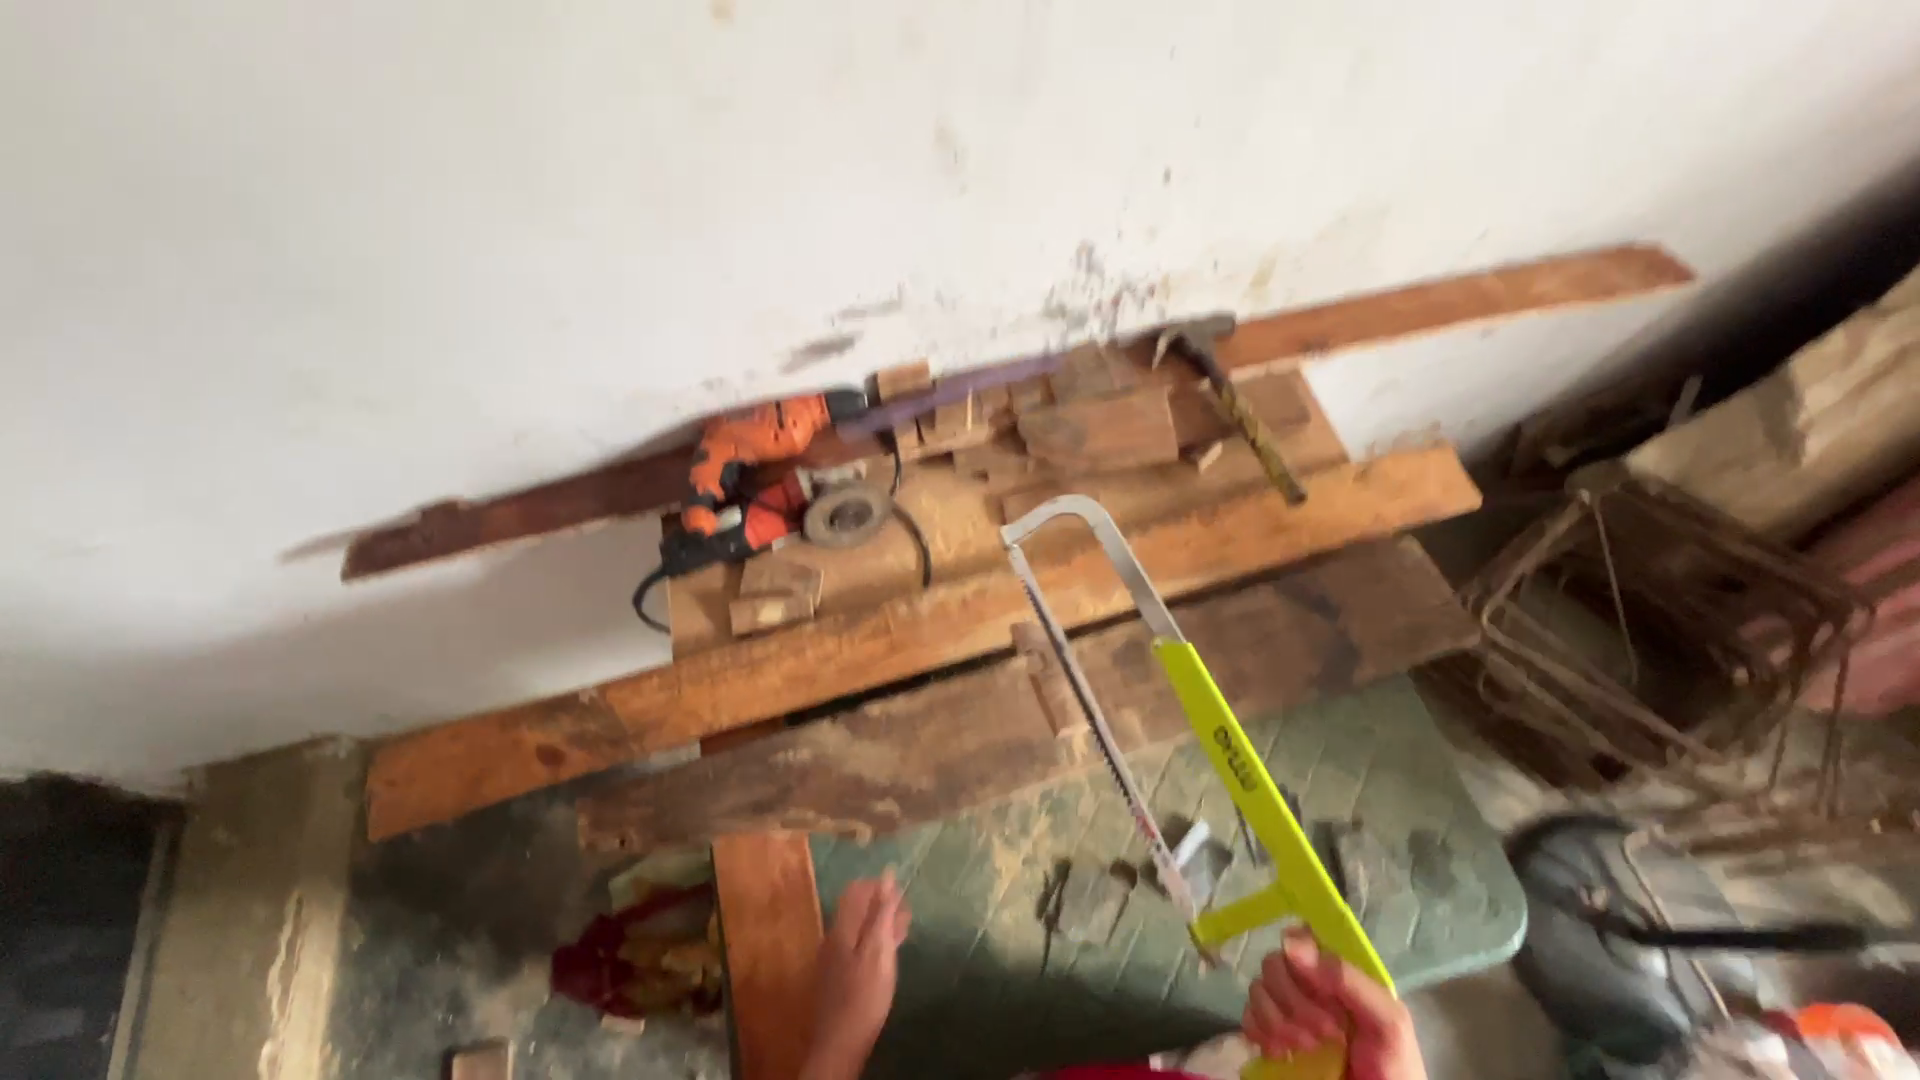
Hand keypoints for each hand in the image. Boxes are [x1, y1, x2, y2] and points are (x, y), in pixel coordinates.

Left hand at [803, 871, 911, 1079]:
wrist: (840, 1043)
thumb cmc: (864, 995)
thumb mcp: (878, 950)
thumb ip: (881, 913)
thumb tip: (887, 875)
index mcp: (842, 928)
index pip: (855, 890)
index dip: (877, 885)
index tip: (900, 891)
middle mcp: (833, 937)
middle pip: (855, 909)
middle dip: (880, 903)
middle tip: (906, 911)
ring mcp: (833, 958)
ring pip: (858, 928)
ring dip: (879, 922)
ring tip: (904, 927)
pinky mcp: (838, 976)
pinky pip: (857, 946)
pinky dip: (874, 940)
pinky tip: (889, 951)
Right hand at [1243, 927, 1424, 1079]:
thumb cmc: (1393, 1069)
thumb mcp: (1387, 1021)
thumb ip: (1347, 979)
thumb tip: (1289, 942)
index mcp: (1336, 973)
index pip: (1301, 936)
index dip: (1297, 948)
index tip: (1307, 975)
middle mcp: (1308, 985)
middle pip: (1275, 963)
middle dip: (1295, 1000)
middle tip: (1325, 1032)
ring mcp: (1286, 1010)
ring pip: (1257, 989)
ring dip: (1279, 1021)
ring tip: (1307, 1049)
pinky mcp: (1270, 1036)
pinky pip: (1247, 1018)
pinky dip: (1261, 1033)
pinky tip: (1282, 1052)